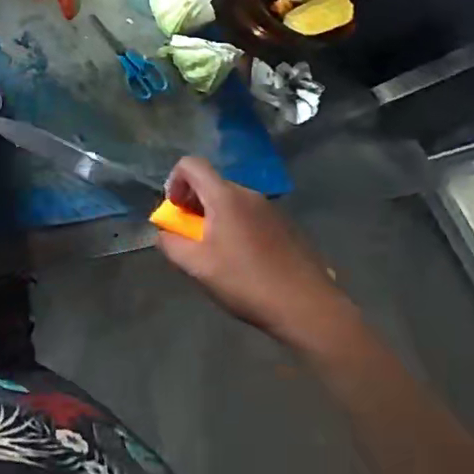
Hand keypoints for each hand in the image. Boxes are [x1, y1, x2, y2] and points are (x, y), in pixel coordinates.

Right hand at [155, 157, 353, 344]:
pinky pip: (251, 215)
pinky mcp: (286, 226)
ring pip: (232, 200)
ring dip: (216, 216)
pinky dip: (237, 226)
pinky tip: (244, 261)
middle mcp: (248, 194)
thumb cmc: (247, 283)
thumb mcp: (197, 267)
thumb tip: (164, 232)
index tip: (175, 210)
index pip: (191, 164)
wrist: (309, 308)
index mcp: (225, 196)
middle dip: (194, 203)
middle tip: (191, 235)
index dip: (175, 181)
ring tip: (217, 252)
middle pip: (211, 183)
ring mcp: (271, 209)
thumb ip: (171, 244)